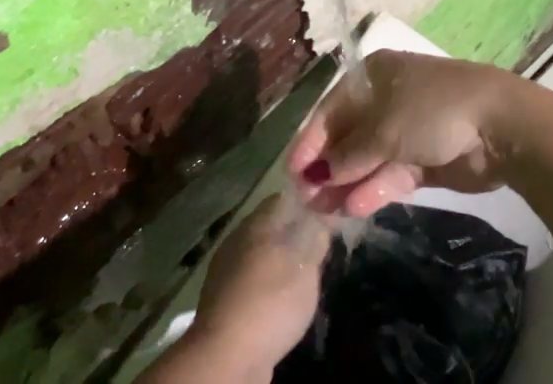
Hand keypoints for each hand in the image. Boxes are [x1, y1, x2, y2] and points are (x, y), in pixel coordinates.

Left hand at [184, 193, 330, 376]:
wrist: (227, 353)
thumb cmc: (271, 302)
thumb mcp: (305, 268)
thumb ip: (314, 237)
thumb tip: (321, 213)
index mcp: (256, 223)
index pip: (283, 199)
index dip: (307, 204)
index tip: (328, 218)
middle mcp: (237, 238)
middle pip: (271, 226)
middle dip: (295, 235)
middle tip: (321, 251)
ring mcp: (227, 267)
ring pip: (262, 253)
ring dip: (282, 261)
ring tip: (305, 278)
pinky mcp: (224, 296)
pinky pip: (253, 279)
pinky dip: (269, 284)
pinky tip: (281, 301)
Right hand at [286, 50, 525, 217]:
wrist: (501, 126)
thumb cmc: (432, 110)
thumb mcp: (383, 131)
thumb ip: (348, 156)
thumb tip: (318, 174)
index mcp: (372, 76)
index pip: (331, 109)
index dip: (310, 140)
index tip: (292, 171)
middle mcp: (386, 99)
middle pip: (348, 136)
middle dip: (327, 167)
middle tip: (305, 198)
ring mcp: (408, 130)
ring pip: (368, 159)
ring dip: (348, 183)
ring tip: (324, 211)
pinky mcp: (426, 159)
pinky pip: (391, 174)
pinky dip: (374, 189)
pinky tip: (355, 208)